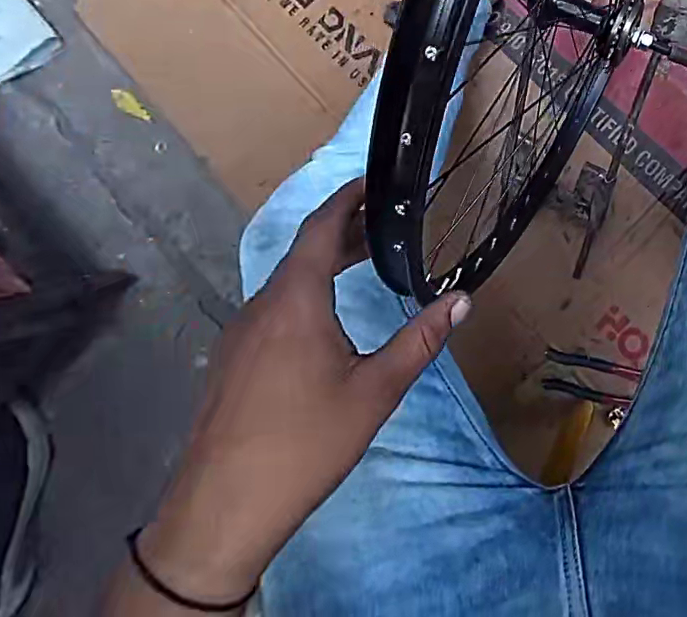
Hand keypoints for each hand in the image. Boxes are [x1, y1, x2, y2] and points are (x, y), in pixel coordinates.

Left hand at [135, 178, 469, 603]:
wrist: (223, 505)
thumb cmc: (306, 442)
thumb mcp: (375, 391)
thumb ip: (420, 340)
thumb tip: (463, 300)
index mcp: (296, 297)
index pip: (322, 226)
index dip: (347, 198)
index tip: (372, 182)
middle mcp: (264, 300)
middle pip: (305, 248)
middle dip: (345, 229)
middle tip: (384, 223)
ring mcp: (242, 327)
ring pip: (288, 277)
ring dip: (325, 260)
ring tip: (364, 260)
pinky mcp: (233, 352)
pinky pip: (274, 302)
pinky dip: (305, 288)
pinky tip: (324, 315)